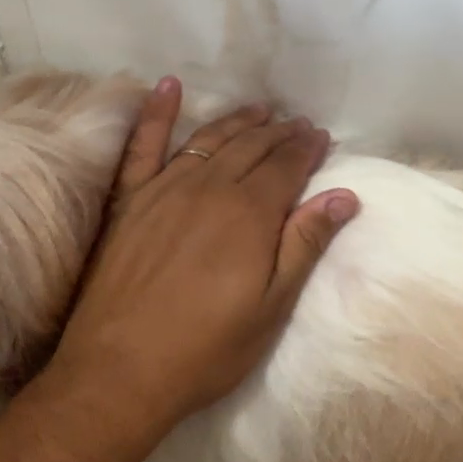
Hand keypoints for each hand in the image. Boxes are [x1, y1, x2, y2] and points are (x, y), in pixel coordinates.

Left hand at [46, 77, 358, 428]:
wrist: (118, 375)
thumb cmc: (207, 348)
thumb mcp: (272, 306)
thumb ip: (305, 243)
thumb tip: (344, 195)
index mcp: (250, 213)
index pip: (287, 165)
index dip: (307, 148)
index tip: (321, 136)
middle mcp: (210, 187)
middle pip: (252, 146)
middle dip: (280, 132)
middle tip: (298, 123)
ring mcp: (164, 189)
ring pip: (210, 139)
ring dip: (238, 120)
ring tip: (259, 109)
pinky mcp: (129, 200)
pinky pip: (144, 146)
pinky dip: (157, 113)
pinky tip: (167, 86)